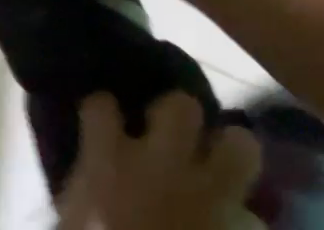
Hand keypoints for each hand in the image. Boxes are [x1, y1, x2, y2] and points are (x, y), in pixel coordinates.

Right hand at [58, 92, 260, 229]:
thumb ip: (81, 195)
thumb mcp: (71, 225)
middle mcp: (161, 165)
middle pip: (180, 106)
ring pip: (240, 146)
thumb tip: (89, 184)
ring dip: (228, 151)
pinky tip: (229, 219)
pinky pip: (252, 216)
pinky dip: (242, 216)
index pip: (100, 105)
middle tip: (166, 135)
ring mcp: (207, 198)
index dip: (100, 111)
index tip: (102, 121)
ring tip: (216, 163)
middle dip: (175, 115)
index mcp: (108, 164)